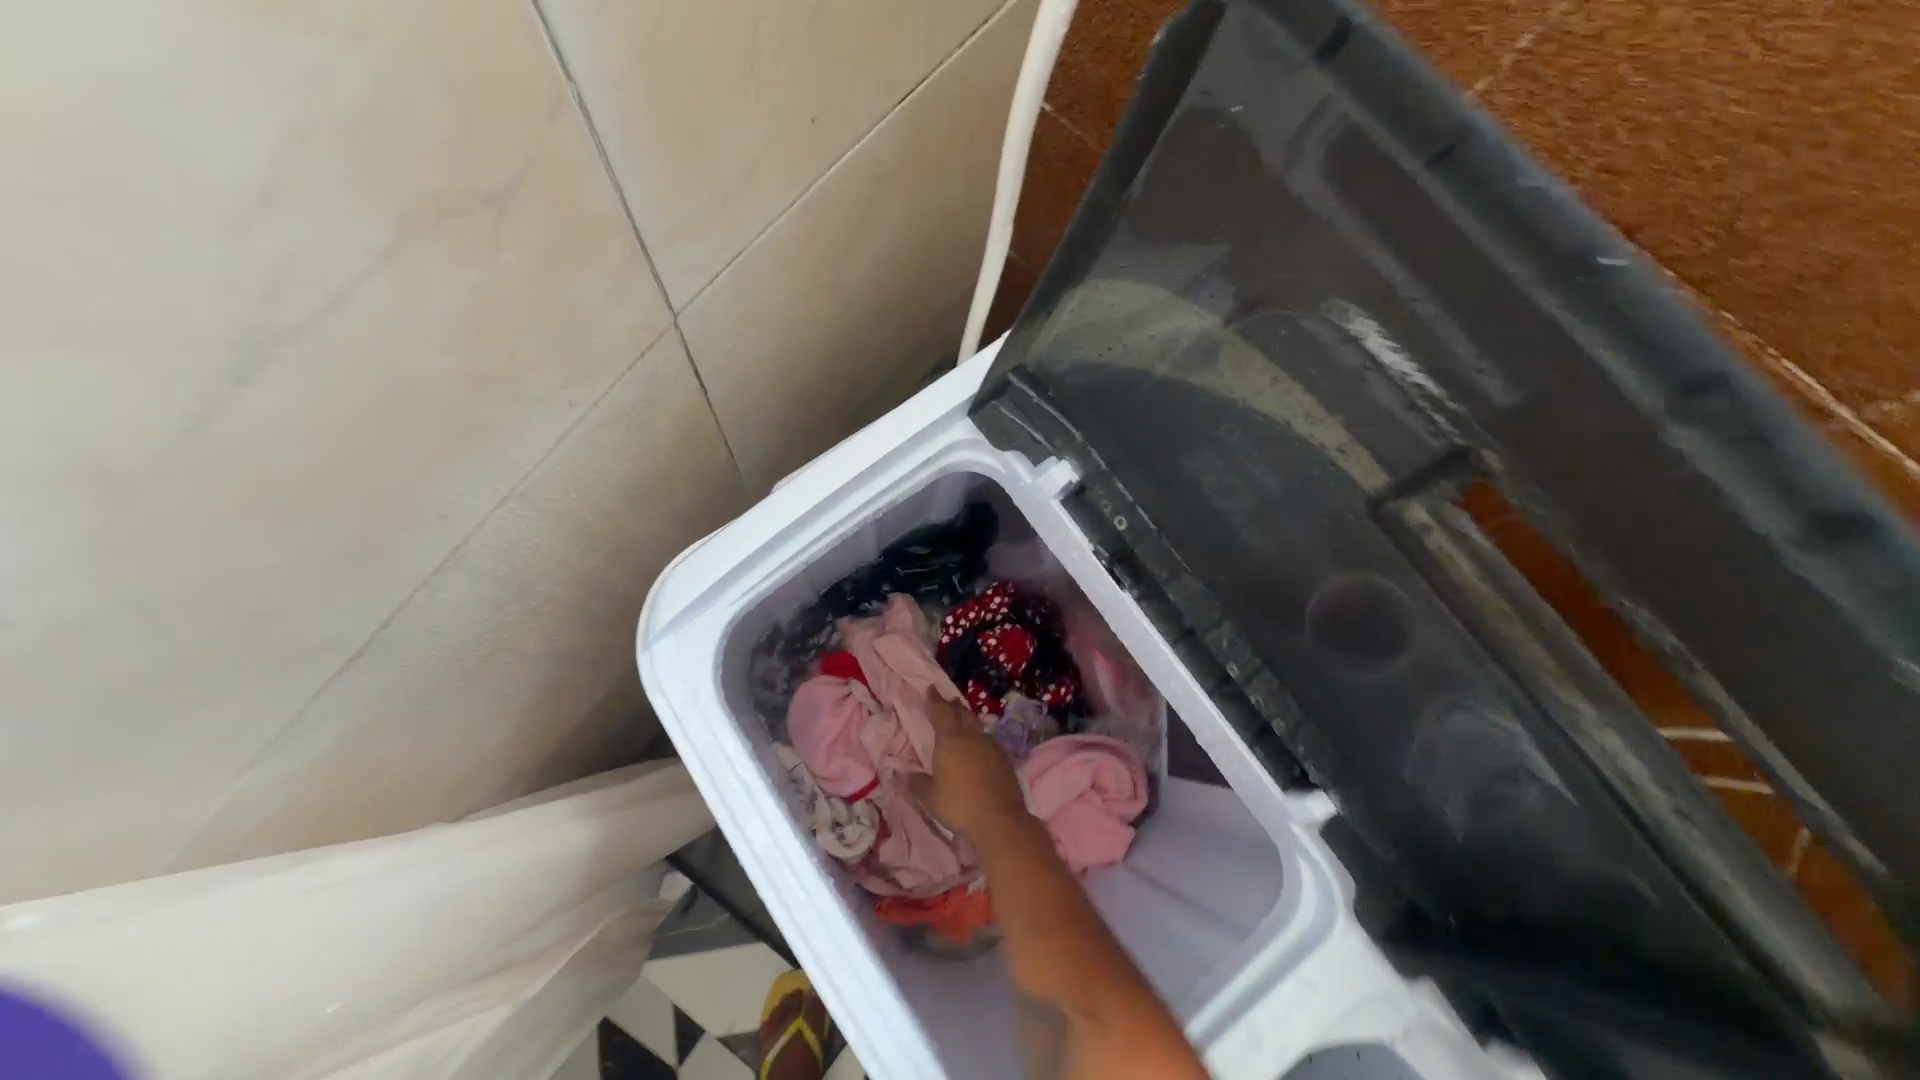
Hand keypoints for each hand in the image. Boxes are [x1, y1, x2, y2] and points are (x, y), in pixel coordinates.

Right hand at [912, 693, 1029, 842]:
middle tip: (948, 700)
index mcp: (951, 740)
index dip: (935, 700)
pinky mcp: (1005, 761)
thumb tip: (902, 775)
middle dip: (953, 706)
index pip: (941, 712)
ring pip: (978, 726)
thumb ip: (916, 783)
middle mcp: (972, 737)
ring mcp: (992, 747)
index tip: (931, 689)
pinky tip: (980, 747)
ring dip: (969, 720)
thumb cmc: (958, 805)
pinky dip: (980, 739)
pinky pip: (989, 742)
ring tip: (963, 720)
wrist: (1000, 820)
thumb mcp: (930, 797)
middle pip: (962, 714)